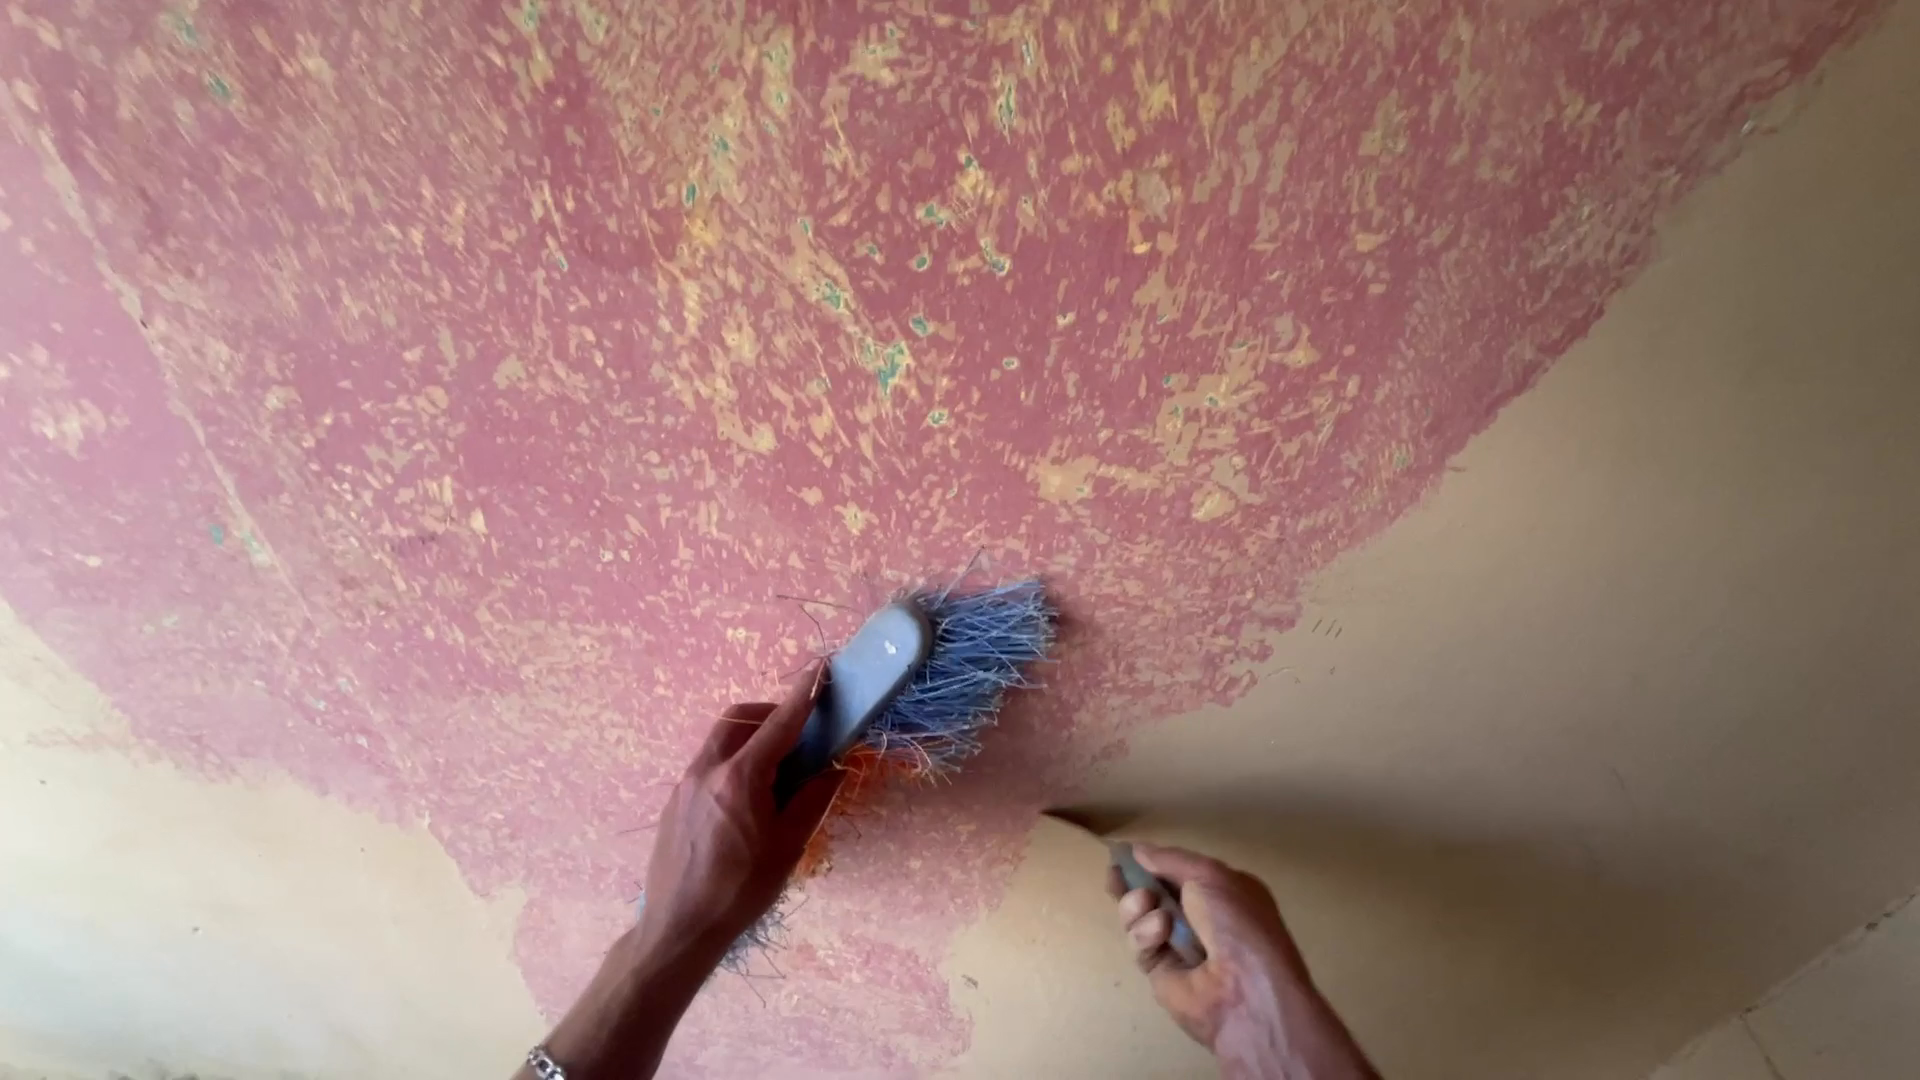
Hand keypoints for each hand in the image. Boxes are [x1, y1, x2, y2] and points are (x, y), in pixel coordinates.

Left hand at [513, 666, 844, 1079]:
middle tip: (799, 735)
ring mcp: (685, 783)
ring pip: (721, 737)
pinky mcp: (675, 800)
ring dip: (750, 735)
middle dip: (772, 714)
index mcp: (740, 778)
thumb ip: (813, 799)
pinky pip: (708, 761)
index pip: (780, 722)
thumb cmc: (740, 891)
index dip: (804, 693)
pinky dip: (734, 758)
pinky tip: (747, 795)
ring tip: (775, 767)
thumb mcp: (788, 847)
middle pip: (740, 718)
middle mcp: (707, 769)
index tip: (820, 667)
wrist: (676, 931)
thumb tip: (834, 768)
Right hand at [1112, 844, 1376, 1078]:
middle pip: (1152, 893)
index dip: (1152, 862)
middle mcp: (1198, 918)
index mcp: (1219, 892)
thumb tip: (1137, 850)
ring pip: (1138, 915)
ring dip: (1136, 904)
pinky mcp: (1159, 972)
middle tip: (1114, 873)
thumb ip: (1170, 859)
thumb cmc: (1237, 922)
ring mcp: (1177, 946)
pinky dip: (1145, 933)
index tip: (1125, 854)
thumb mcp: (1209, 874)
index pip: (1177, 872)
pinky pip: (1138, 944)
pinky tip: (1160, 931)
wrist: (1247, 991)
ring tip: (1147, 902)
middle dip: (1132, 881)